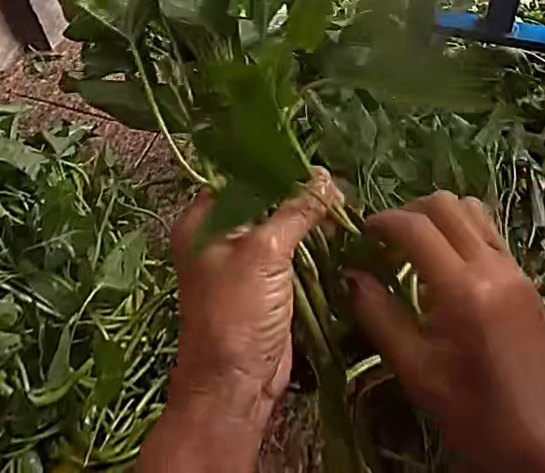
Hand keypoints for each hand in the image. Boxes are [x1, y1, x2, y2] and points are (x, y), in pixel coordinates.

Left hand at [139, 170, 339, 471]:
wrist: (236, 387)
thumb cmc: (237, 313)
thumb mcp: (266, 252)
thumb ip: (296, 210)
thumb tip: (326, 176)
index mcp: (203, 220)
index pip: (239, 175)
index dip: (274, 164)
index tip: (309, 157)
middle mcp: (219, 233)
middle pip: (263, 197)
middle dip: (298, 189)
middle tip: (334, 180)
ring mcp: (243, 257)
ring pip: (280, 221)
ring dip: (308, 213)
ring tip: (342, 198)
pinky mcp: (265, 278)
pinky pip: (289, 246)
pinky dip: (311, 237)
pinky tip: (336, 225)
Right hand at [347, 191, 544, 472]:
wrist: (542, 438)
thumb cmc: (473, 413)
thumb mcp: (415, 370)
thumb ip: (378, 315)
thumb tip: (350, 274)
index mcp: (463, 291)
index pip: (415, 228)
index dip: (383, 221)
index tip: (363, 234)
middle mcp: (491, 266)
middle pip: (443, 204)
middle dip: (408, 212)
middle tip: (387, 238)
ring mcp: (512, 266)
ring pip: (468, 207)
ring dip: (435, 214)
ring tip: (415, 243)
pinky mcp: (523, 272)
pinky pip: (486, 227)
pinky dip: (459, 226)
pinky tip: (445, 257)